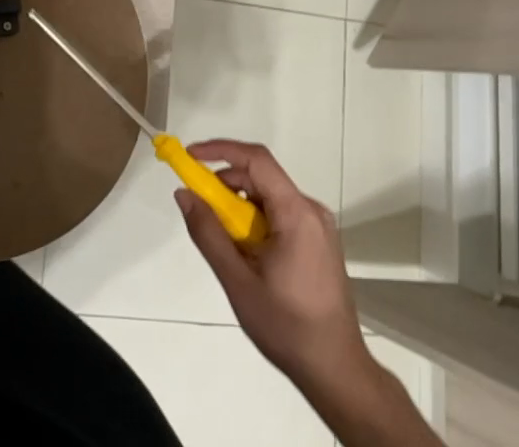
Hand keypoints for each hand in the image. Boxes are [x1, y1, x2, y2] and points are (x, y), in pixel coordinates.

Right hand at [175, 140, 369, 381]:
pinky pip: (277, 216)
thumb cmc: (285, 325)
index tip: (187, 157)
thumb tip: (184, 194)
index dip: (219, 150)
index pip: (256, 161)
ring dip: (236, 208)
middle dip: (223, 185)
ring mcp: (317, 227)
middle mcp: (311, 212)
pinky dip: (252, 222)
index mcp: (296, 215)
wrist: (334, 367)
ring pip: (267, 198)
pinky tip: (243, 254)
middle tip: (197, 210)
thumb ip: (208, 232)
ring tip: (222, 244)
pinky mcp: (316, 242)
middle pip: (260, 178)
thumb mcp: (236, 279)